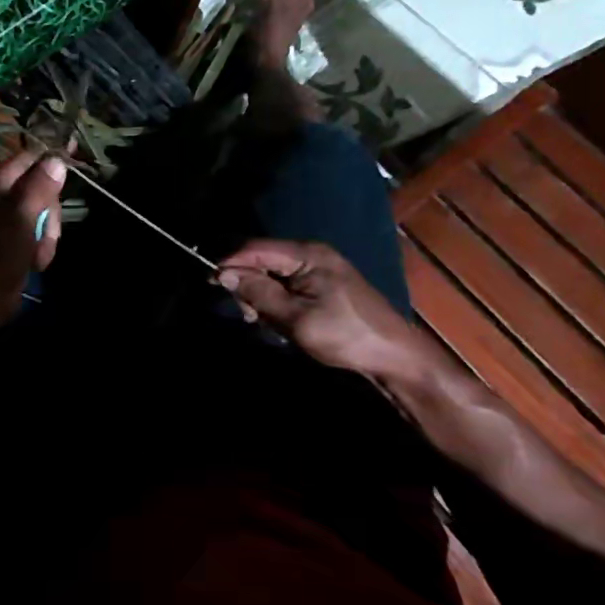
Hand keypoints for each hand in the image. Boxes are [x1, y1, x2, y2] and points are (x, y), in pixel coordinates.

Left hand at [0, 148, 65, 288]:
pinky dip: (40, 247)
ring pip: (41, 214)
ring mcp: (4, 220)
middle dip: (49, 211)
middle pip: (39, 188)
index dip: (49, 157)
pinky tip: (36, 261)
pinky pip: (37, 234)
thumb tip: (56, 159)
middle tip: (48, 231)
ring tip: (39, 254)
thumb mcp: (22, 215)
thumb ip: (40, 186)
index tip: (71, 153)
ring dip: (47, 234)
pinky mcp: (11, 241)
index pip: (27, 158)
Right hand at [216, 239, 430, 381]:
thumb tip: (224, 273)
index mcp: (307, 254)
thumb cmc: (345, 335)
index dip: (229, 263)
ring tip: (263, 322)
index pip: (255, 248)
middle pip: (262, 259)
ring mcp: (320, 268)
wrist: (395, 356)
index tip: (209, 283)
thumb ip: (258, 293)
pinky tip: (279, 322)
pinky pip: (287, 285)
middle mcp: (312, 254)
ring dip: (261, 297)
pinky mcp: (324, 284)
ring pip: (273, 274)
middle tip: (246, 315)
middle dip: (247, 284)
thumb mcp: (295, 318)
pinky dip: (277, 302)